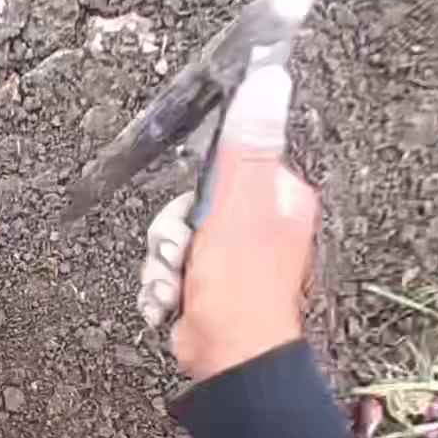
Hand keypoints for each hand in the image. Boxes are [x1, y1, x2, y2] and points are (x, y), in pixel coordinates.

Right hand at [166, 148, 317, 380]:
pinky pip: (168, 267)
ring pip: (174, 237)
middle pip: (191, 204)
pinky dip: (162, 285)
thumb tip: (267, 82)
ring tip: (176, 284)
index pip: (226, 166)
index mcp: (275, 199)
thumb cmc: (240, 294)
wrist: (226, 356)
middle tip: (182, 253)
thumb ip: (247, 149)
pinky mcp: (206, 281)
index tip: (197, 209)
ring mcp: (229, 256)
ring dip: (163, 264)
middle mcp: (255, 225)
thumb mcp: (238, 209)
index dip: (200, 188)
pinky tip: (172, 300)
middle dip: (173, 233)